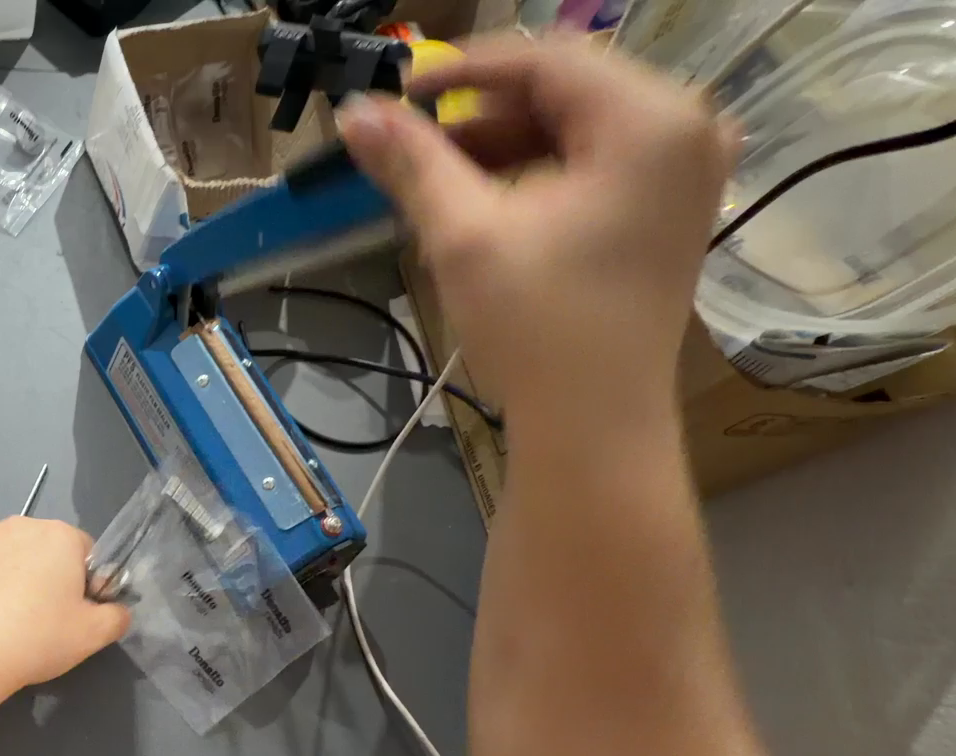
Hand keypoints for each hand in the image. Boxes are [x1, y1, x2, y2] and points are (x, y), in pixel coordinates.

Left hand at [0, 517, 129, 694]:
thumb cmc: (35, 639)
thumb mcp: (93, 636)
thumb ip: (117, 616)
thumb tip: (118, 610)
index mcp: (59, 535)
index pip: (85, 550)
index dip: (84, 582)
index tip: (73, 612)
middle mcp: (18, 524)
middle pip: (44, 547)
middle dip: (46, 574)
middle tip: (40, 617)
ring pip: (6, 552)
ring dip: (10, 574)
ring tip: (3, 617)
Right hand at [337, 36, 733, 420]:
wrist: (592, 419)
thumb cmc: (535, 322)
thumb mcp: (464, 235)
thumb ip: (411, 164)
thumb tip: (351, 114)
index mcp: (650, 118)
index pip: (545, 58)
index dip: (461, 68)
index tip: (395, 94)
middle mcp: (683, 128)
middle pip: (561, 93)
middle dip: (475, 116)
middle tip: (406, 147)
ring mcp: (679, 173)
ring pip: (570, 132)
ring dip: (495, 149)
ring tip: (430, 184)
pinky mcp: (660, 212)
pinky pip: (586, 168)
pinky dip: (527, 177)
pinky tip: (477, 208)